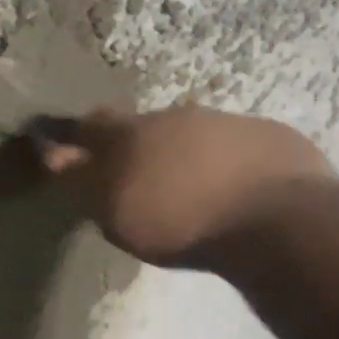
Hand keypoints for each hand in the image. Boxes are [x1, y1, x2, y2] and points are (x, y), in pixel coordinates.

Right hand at [33, 104, 338, 268]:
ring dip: (181, 153)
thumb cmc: (178, 221)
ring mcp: (229, 121)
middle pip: (144, 126)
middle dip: (133, 145)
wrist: (280, 222)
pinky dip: (224, 162)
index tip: (61, 147)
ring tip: (185, 186)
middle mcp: (177, 115)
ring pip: (192, 133)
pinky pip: (236, 145)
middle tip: (131, 175)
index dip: (71, 135)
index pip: (88, 124)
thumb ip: (80, 182)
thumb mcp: (111, 212)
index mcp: (131, 133)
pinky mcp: (274, 136)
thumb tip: (57, 156)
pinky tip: (229, 189)